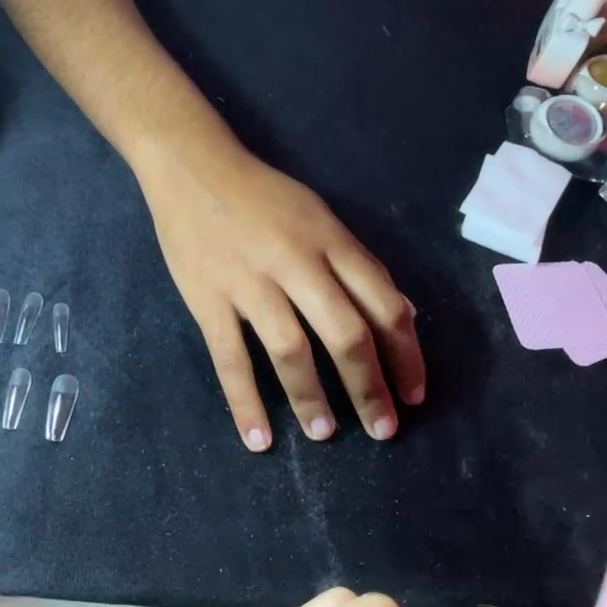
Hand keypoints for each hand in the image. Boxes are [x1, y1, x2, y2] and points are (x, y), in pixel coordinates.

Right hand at [141, 143, 423, 449]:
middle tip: (383, 430)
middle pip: (345, 334)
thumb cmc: (263, 196)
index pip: (382, 304)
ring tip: (326, 434)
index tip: (414, 394)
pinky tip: (259, 439)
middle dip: (369, 389)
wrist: (192, 167)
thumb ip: (358, 266)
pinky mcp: (207, 300)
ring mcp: (249, 283)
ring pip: (290, 351)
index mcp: (331, 241)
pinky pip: (230, 360)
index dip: (406, 355)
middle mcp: (296, 262)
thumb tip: (404, 314)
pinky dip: (245, 403)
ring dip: (312, 399)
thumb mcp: (321, 217)